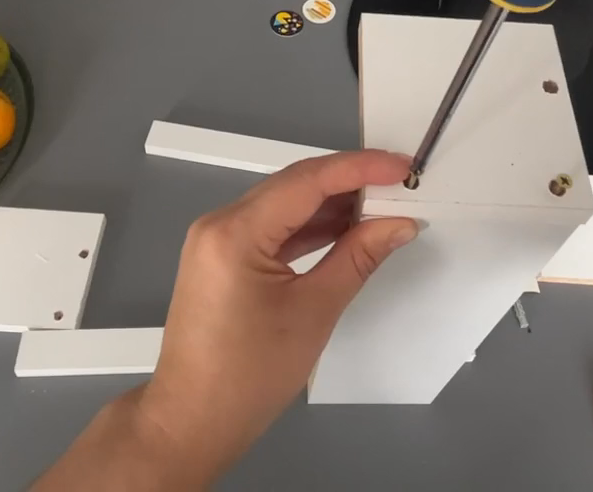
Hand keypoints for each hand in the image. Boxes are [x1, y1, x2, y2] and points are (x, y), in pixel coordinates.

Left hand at [135, 150, 418, 479]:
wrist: (190, 424)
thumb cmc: (250, 376)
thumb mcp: (314, 313)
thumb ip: (358, 257)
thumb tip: (401, 224)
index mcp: (235, 231)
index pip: (306, 180)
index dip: (359, 167)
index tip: (402, 167)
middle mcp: (220, 222)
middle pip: (294, 185)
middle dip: (349, 181)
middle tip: (399, 183)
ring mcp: (217, 237)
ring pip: (284, 203)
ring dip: (331, 203)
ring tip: (382, 203)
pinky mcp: (222, 255)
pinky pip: (272, 226)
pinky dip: (309, 226)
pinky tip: (346, 227)